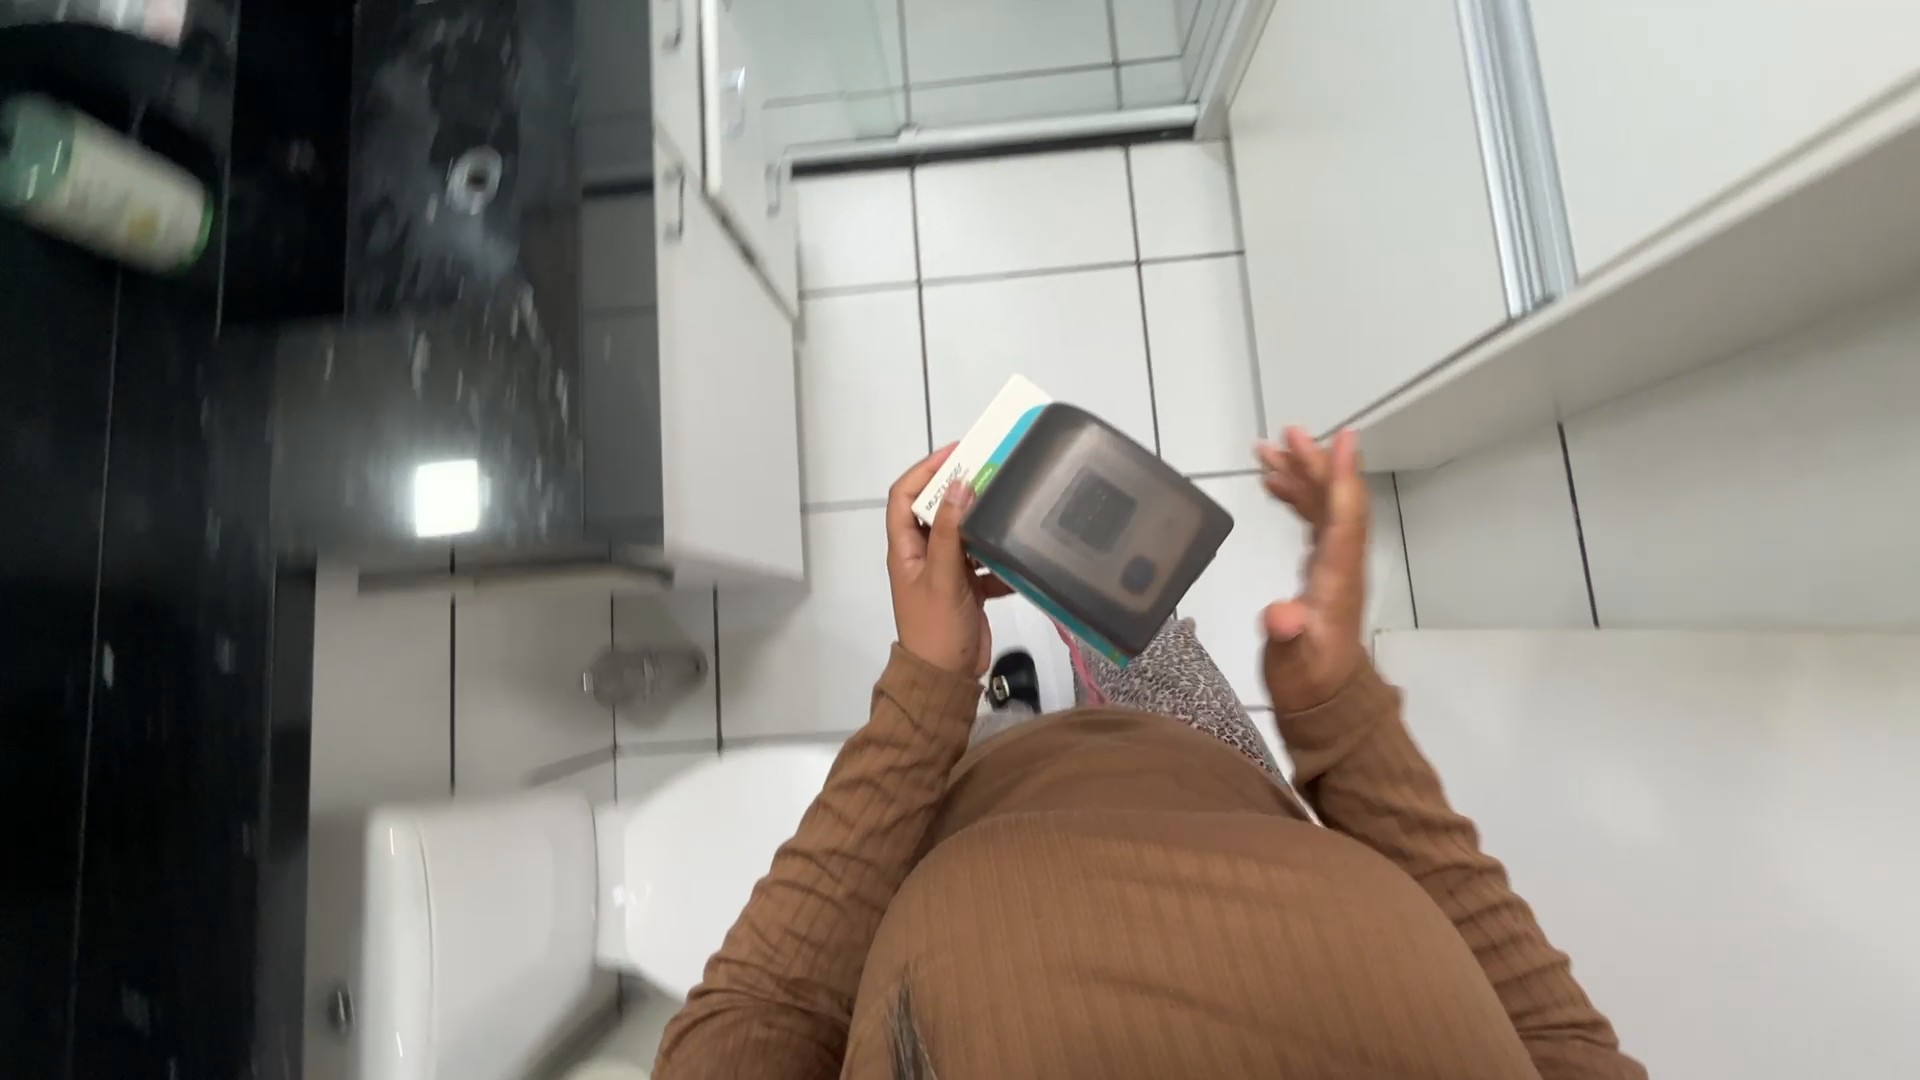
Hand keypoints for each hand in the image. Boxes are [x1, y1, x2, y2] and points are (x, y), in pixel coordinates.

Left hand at [886, 444, 1011, 676]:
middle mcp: (922, 554)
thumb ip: (950, 532)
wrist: (946, 680)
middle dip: (960, 490)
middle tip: (993, 470)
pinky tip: (1019, 555)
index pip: (904, 496)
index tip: (957, 453)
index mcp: (905, 548)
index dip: (925, 470)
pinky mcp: (967, 588)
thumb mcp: (942, 577)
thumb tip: (960, 484)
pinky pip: (983, 562)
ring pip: (963, 534)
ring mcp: (945, 571)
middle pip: (936, 510)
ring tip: (1011, 504)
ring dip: (983, 522)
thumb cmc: (936, 628)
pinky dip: (999, 559)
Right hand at [1257, 427, 1369, 712]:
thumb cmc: (1307, 680)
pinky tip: (1275, 485)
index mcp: (1337, 578)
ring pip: (1324, 507)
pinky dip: (1296, 497)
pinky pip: (1314, 521)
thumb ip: (1288, 635)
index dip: (1341, 477)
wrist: (1324, 700)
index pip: (1345, 518)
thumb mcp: (1294, 663)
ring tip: (1270, 450)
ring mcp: (1333, 565)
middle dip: (1314, 464)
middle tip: (1286, 433)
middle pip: (1334, 502)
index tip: (1341, 439)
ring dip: (1301, 476)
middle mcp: (1341, 564)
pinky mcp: (1321, 570)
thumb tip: (1282, 613)